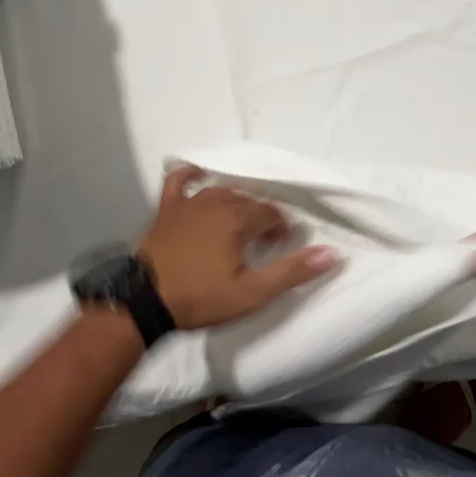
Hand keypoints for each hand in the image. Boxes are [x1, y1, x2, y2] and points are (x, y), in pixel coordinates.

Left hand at [138, 166, 340, 330]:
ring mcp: (186, 203)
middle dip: (261, 216)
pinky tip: (197, 175)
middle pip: (248, 200)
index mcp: (237, 218)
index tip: (281, 244)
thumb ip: (291, 272)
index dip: (280, 227)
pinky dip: (189, 175)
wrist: (143, 301)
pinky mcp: (165, 210)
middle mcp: (214, 201)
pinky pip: (177, 181)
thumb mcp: (252, 293)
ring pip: (220, 191)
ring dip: (235, 202)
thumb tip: (332, 253)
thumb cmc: (200, 298)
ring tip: (241, 223)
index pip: (270, 213)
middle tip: (264, 240)